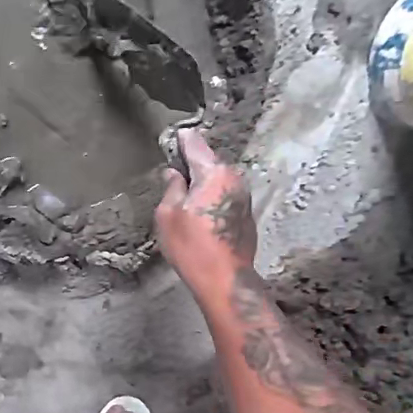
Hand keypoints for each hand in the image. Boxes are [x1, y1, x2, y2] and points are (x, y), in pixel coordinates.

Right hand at [155, 127, 255, 288]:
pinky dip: (210, 195)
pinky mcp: (245, 212)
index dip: (182, 139)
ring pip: (217, 179)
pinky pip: (223, 194)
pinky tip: (197, 209)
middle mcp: (233, 179)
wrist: (225, 278)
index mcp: (213, 174)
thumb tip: (174, 174)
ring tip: (181, 191)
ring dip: (201, 181)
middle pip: (209, 162)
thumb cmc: (191, 246)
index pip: (196, 145)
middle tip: (171, 167)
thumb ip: (171, 188)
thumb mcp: (167, 215)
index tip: (174, 134)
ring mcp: (243, 195)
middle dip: (191, 163)